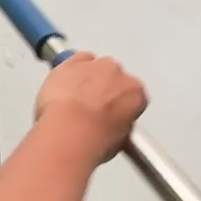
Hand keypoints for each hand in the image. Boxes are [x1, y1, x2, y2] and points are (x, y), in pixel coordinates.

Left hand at [33, 52, 147, 162]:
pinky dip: (72, 69)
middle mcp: (119, 72)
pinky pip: (75, 60)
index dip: (119, 107)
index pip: (132, 95)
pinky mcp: (71, 62)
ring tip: (73, 100)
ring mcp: (94, 64)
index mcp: (136, 93)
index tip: (110, 116)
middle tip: (90, 110)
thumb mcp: (120, 139)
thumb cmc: (96, 139)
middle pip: (113, 77)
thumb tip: (112, 123)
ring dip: (87, 78)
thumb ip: (120, 122)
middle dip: (104, 89)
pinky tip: (64, 84)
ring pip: (94, 66)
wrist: (70, 130)